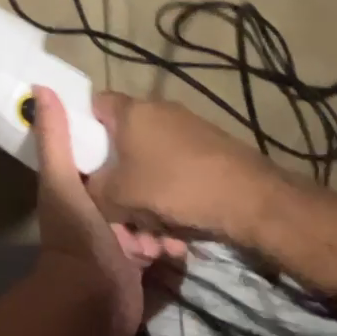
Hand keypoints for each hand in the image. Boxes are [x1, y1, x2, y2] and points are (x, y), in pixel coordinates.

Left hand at [30, 86, 185, 335]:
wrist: (94, 300)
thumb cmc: (76, 234)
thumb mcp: (61, 180)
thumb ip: (54, 137)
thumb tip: (39, 87)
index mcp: (74, 185)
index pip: (96, 154)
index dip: (114, 142)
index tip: (140, 127)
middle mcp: (96, 207)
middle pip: (129, 183)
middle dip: (148, 181)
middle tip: (170, 173)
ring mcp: (120, 235)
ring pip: (150, 212)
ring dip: (163, 214)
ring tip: (178, 213)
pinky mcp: (141, 259)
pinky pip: (163, 243)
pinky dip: (171, 242)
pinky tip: (179, 242)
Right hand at [83, 92, 289, 241]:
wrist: (251, 198)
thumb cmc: (175, 186)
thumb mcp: (120, 196)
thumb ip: (94, 189)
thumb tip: (88, 188)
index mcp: (130, 110)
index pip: (95, 105)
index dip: (85, 129)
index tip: (87, 160)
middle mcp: (157, 108)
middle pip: (125, 137)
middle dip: (121, 175)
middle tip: (122, 209)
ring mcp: (188, 126)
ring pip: (153, 158)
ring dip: (148, 190)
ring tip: (156, 231)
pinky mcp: (211, 146)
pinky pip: (178, 166)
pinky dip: (174, 191)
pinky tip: (180, 225)